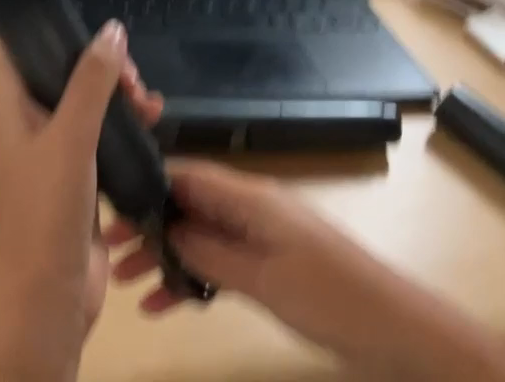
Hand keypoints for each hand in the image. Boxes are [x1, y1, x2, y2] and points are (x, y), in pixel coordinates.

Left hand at [0, 21, 162, 381]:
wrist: (51, 292)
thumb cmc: (47, 209)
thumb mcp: (71, 138)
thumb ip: (91, 84)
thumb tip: (112, 29)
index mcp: (14, 107)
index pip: (2, 48)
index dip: (19, 21)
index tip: (57, 5)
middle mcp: (32, 121)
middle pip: (57, 70)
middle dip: (94, 59)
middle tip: (129, 72)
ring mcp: (58, 148)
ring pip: (86, 100)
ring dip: (117, 90)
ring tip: (148, 100)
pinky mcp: (83, 174)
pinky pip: (104, 132)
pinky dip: (126, 121)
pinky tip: (152, 120)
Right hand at [107, 162, 504, 381]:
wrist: (396, 328)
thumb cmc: (331, 296)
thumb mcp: (263, 278)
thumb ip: (211, 252)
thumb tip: (166, 232)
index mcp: (251, 198)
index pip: (187, 174)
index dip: (146, 185)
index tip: (109, 208)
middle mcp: (252, 208)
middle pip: (188, 205)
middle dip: (147, 225)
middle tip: (107, 251)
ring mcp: (262, 236)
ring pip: (200, 235)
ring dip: (164, 255)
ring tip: (124, 281)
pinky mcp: (271, 264)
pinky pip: (220, 260)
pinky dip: (192, 277)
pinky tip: (164, 304)